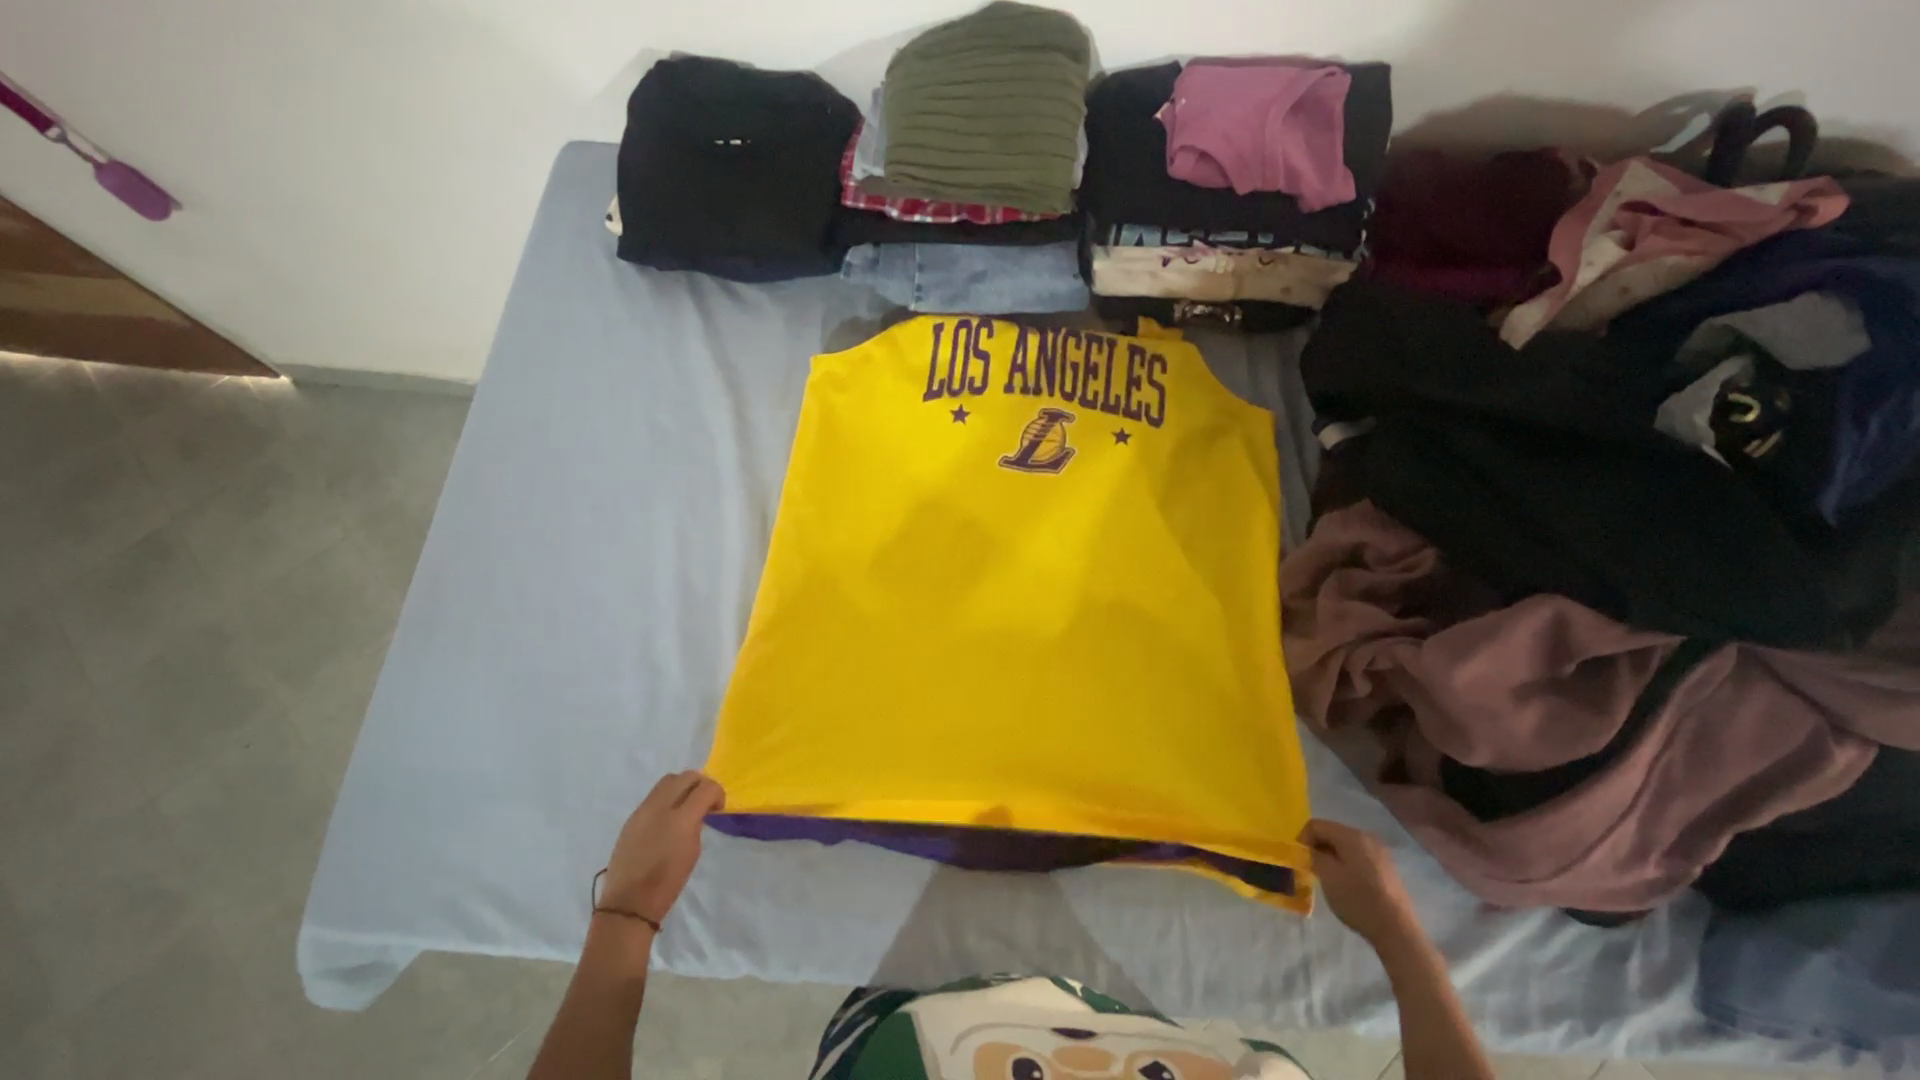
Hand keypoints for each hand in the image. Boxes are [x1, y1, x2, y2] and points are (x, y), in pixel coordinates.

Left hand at [598, 771, 725, 922]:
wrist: (630, 902)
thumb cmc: (668, 883)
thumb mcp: (693, 852)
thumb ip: (696, 824)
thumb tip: (697, 812)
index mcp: (681, 819)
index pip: (706, 787)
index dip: (717, 793)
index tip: (718, 807)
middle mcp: (660, 807)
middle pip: (685, 776)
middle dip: (700, 784)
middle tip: (704, 803)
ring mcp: (642, 810)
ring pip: (667, 782)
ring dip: (682, 788)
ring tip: (686, 809)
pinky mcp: (631, 818)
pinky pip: (653, 796)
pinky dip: (666, 799)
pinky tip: (668, 820)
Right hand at [1300, 819, 1420, 947]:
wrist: (1396, 929)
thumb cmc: (1357, 899)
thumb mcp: (1328, 876)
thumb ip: (1314, 856)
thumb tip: (1310, 850)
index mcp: (1352, 836)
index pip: (1317, 825)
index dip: (1302, 838)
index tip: (1299, 859)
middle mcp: (1368, 837)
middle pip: (1333, 833)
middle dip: (1318, 847)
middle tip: (1310, 868)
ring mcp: (1380, 852)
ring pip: (1346, 846)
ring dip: (1332, 856)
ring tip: (1327, 877)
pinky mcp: (1386, 867)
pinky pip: (1359, 856)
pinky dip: (1346, 863)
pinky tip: (1346, 883)